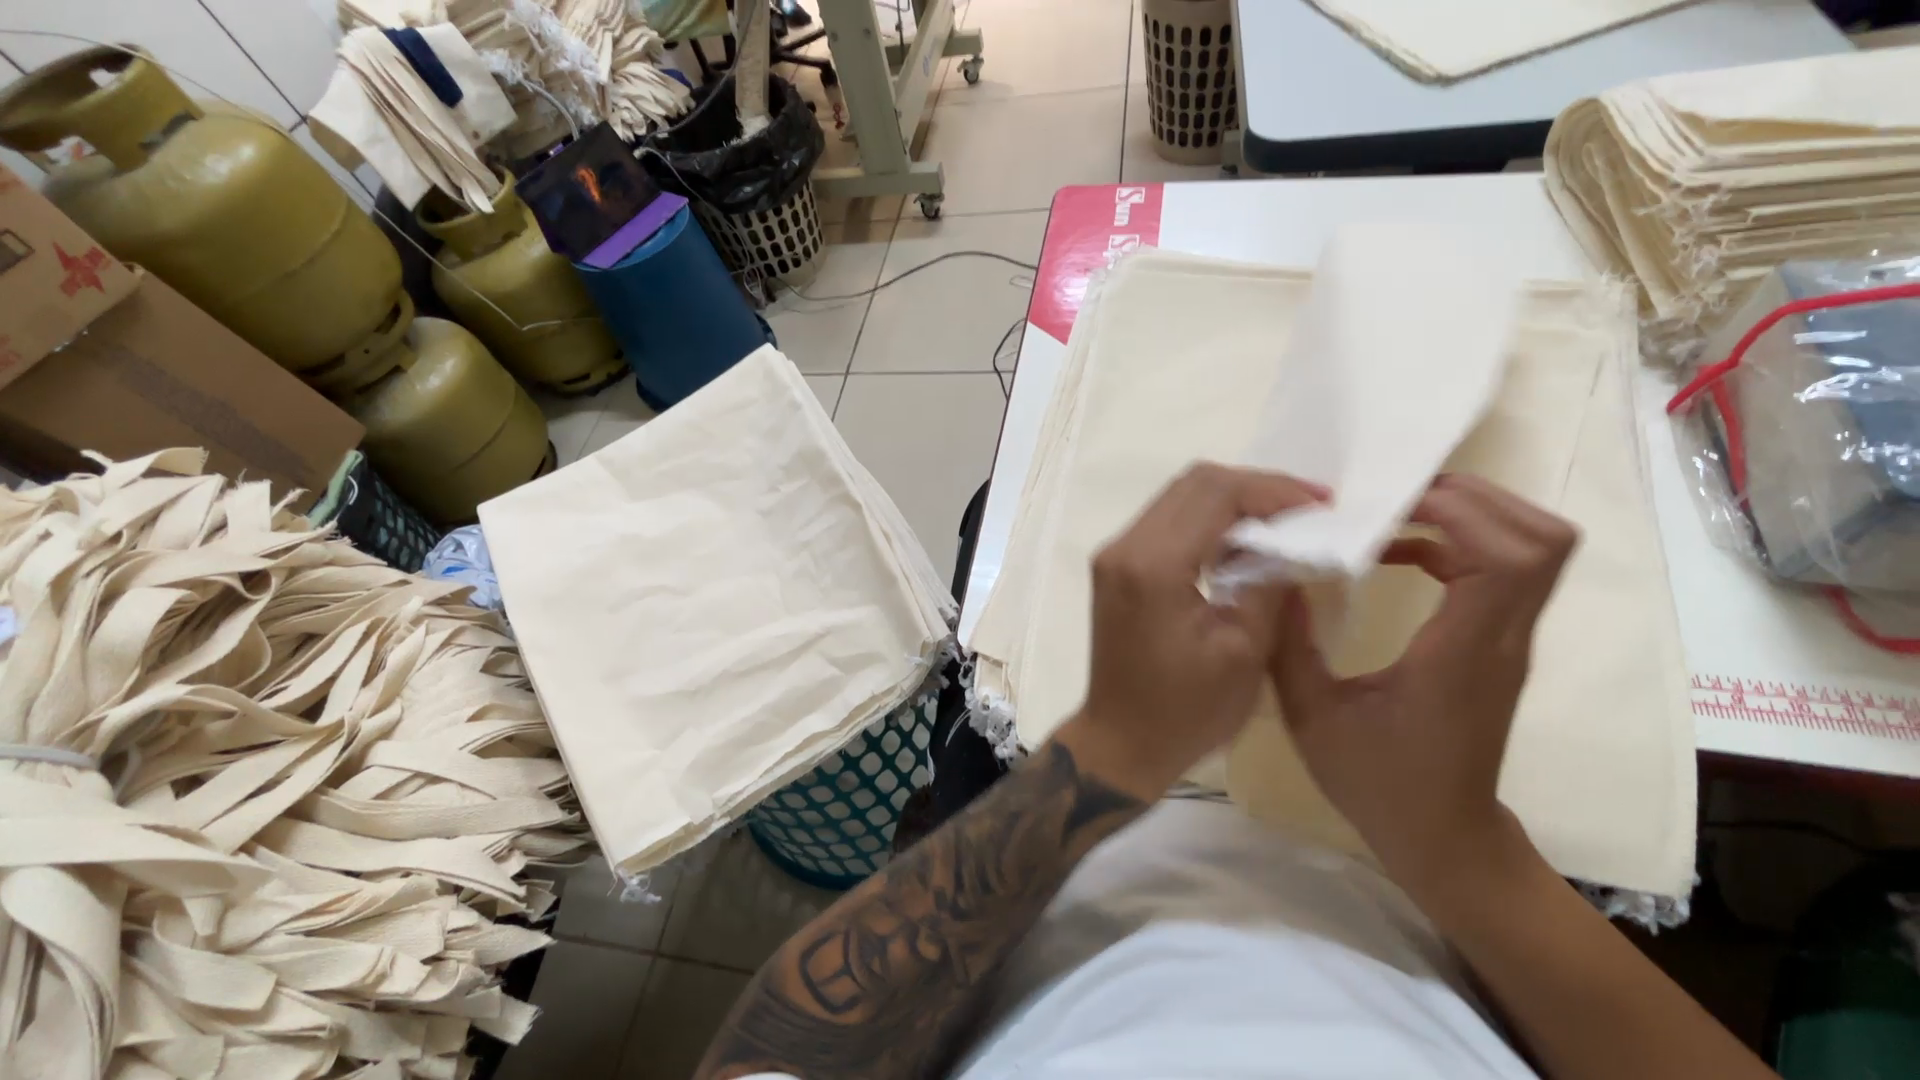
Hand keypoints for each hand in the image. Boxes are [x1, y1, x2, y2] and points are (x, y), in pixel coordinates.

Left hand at [1053, 463, 1327, 800]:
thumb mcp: (1245, 652)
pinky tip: (1246, 544)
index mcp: (1153, 565)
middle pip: (1194, 483)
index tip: (1321, 506)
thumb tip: (1295, 543)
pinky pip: (1166, 521)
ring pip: (1179, 496)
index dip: (1273, 491)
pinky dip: (1208, 521)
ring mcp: (1114, 555)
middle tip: (1310, 509)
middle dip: (1256, 488)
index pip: (1216, 493)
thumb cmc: (1186, 711)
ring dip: (1233, 501)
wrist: (1121, 742)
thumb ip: (1270, 584)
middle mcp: (1125, 547)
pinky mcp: (1117, 568)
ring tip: (1286, 522)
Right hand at [1267, 474, 1577, 888]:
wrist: (1441, 836)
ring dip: (1475, 514)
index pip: (1506, 560)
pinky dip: (1461, 541)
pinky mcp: (1499, 643)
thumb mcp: (1312, 716)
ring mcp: (1509, 640)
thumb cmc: (1377, 781)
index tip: (1389, 505)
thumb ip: (1289, 644)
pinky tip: (1402, 552)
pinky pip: (1507, 568)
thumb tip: (1274, 575)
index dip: (1460, 513)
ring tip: (1401, 512)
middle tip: (1397, 498)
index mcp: (1461, 654)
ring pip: (1535, 549)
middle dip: (1473, 499)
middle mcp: (1501, 638)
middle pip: (1540, 539)